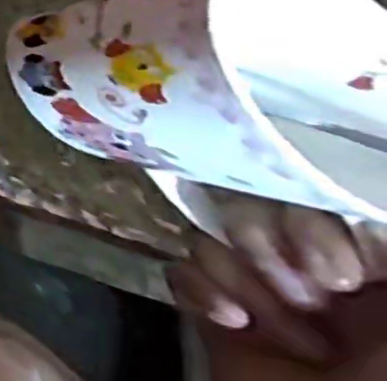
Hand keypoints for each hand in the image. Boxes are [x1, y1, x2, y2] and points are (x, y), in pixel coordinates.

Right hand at [170, 192, 386, 367]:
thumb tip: (366, 223)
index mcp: (371, 277)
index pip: (320, 212)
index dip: (314, 230)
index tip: (336, 276)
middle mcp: (309, 274)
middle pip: (253, 214)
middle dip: (269, 256)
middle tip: (305, 303)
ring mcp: (254, 289)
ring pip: (212, 239)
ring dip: (241, 285)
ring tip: (280, 335)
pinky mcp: (206, 302)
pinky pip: (179, 267)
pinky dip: (198, 291)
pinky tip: (228, 322)